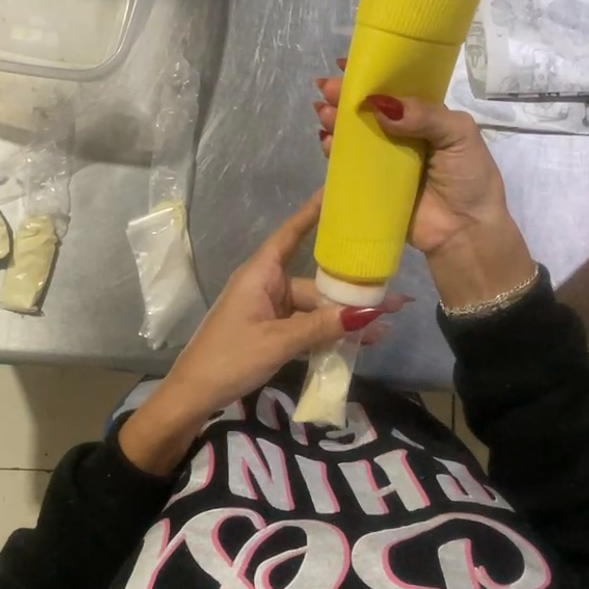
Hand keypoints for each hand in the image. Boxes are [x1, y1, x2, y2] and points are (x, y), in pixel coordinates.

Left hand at [117, 194, 404, 474]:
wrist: (193, 396)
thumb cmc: (228, 358)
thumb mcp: (278, 342)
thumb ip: (322, 327)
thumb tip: (369, 312)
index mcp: (260, 274)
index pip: (290, 234)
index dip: (313, 213)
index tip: (337, 192)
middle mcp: (266, 286)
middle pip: (315, 282)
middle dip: (351, 292)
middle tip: (396, 298)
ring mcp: (269, 311)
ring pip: (315, 309)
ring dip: (345, 319)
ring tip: (389, 323)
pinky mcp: (271, 333)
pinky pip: (306, 327)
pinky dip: (329, 334)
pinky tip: (361, 342)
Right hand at [313, 71, 537, 308]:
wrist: (466, 233)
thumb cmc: (470, 180)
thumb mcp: (460, 135)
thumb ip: (425, 115)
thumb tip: (380, 105)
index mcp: (427, 117)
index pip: (396, 88)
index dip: (374, 74)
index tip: (348, 63)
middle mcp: (403, 134)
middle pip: (369, 109)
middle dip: (346, 96)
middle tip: (327, 88)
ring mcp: (385, 160)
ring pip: (355, 133)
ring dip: (336, 120)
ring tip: (323, 112)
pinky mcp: (371, 184)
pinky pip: (348, 164)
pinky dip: (333, 151)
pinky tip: (325, 141)